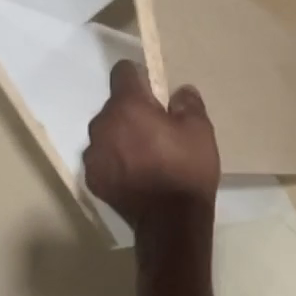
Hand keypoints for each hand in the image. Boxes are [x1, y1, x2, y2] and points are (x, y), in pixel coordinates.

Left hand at [82, 60, 219, 237]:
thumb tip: (179, 93)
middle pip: (114, 107)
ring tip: (145, 160)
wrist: (172, 223)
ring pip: (106, 135)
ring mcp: (93, 155)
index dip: (140, 79)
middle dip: (131, 115)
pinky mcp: (93, 181)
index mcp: (127, 106)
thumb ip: (188, 104)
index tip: (155, 95)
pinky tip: (135, 179)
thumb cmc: (187, 172)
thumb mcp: (201, 132)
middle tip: (156, 135)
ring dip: (121, 140)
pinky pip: (103, 162)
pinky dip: (116, 165)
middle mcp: (102, 125)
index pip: (123, 72)